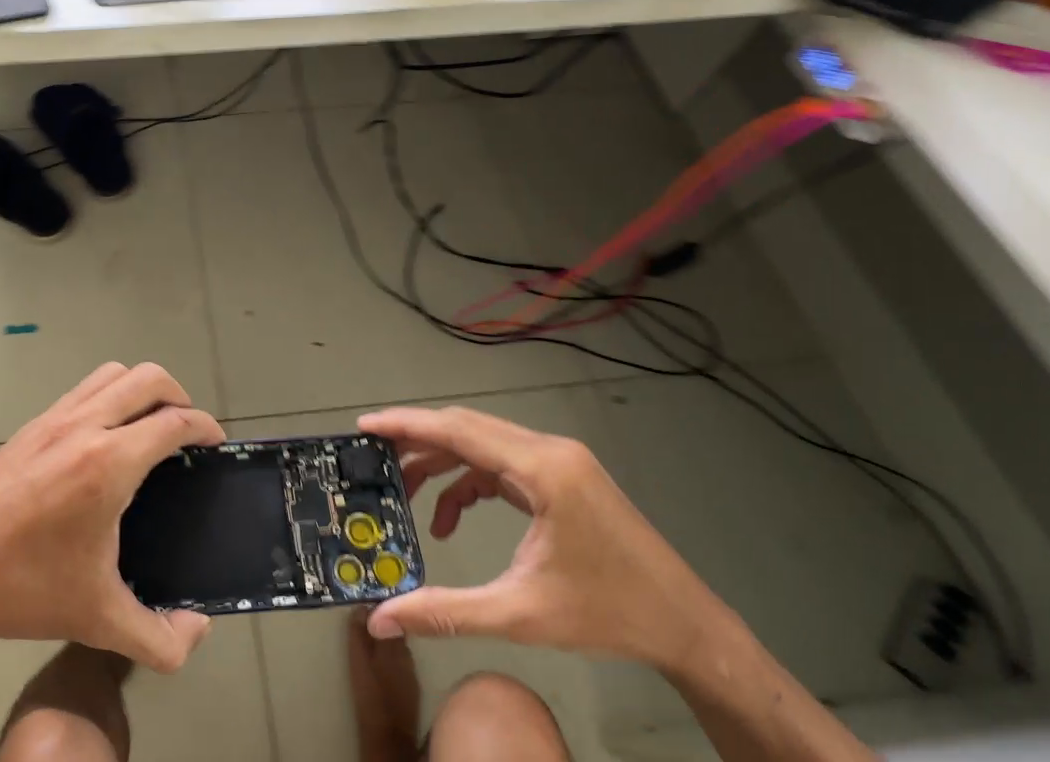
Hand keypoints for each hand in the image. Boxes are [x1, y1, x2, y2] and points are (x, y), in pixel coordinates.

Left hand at [0, 363, 224, 672]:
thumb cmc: (23, 590)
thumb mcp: (98, 621)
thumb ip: (160, 638)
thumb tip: (198, 631)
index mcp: (109, 463)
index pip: (174, 422)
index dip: (204, 427)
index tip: (215, 444)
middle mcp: (83, 427)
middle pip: (147, 378)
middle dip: (179, 395)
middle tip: (186, 433)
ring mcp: (50, 422)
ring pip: (109, 374)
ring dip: (139, 390)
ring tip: (147, 429)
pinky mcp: (26, 429)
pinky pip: (79, 392)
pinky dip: (105, 399)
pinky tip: (100, 445)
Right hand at [358, 407, 728, 672]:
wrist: (684, 624)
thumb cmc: (607, 614)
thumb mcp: (518, 614)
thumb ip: (444, 612)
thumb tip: (381, 620)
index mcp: (542, 470)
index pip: (458, 431)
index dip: (406, 426)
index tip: (364, 427)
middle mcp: (551, 452)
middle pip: (467, 429)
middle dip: (417, 444)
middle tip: (372, 460)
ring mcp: (562, 462)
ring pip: (484, 445)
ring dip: (442, 465)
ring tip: (405, 494)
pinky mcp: (567, 478)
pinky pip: (503, 464)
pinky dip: (471, 483)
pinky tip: (453, 518)